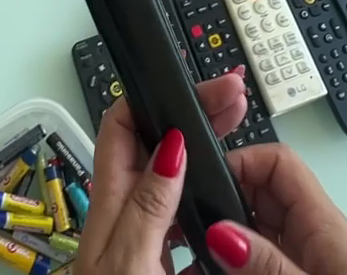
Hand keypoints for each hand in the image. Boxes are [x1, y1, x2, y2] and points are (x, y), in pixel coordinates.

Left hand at [72, 70, 250, 274]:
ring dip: (205, 153)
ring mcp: (141, 237)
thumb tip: (173, 145)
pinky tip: (228, 195)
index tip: (199, 88)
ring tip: (236, 130)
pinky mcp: (157, 262)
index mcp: (109, 204)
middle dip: (193, 116)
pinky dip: (208, 197)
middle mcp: (123, 214)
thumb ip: (148, 207)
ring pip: (175, 180)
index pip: (121, 126)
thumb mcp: (128, 262)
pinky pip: (185, 216)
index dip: (154, 98)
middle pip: (156, 146)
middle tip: (232, 98)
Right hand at [203, 143, 346, 274]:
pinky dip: (236, 265)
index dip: (242, 161)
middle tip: (184, 224)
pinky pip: (263, 263)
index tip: (203, 181)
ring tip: (191, 258)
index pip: (280, 164)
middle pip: (263, 195)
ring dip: (226, 240)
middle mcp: (316, 238)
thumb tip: (221, 232)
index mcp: (325, 227)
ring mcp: (309, 265)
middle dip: (223, 202)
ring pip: (258, 231)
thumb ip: (268, 267)